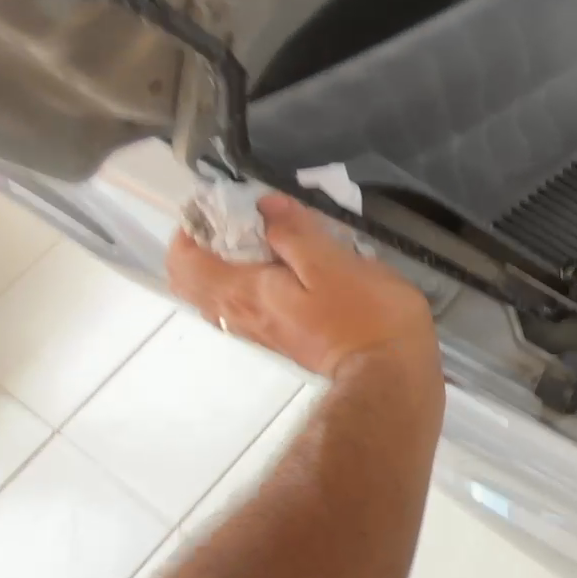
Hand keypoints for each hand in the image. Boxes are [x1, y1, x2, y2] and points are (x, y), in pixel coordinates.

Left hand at [167, 193, 439, 386]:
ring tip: (269, 249)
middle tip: (246, 226)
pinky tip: (289, 279)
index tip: (232, 206)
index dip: (198, 224)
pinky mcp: (282, 340)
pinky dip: (251, 285)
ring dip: (229, 266)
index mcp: (240, 291)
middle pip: (192, 277)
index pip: (186, 253)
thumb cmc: (367, 315)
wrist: (390, 372)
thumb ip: (297, 233)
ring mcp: (258, 331)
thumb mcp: (336, 264)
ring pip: (217, 293)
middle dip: (207, 246)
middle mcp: (236, 313)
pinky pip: (245, 306)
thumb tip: (267, 205)